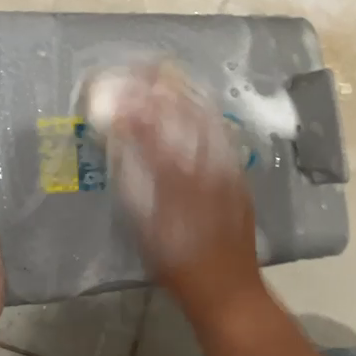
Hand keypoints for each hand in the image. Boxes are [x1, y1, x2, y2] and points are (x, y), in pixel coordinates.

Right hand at [84, 62, 266, 323]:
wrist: (228, 288)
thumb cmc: (176, 262)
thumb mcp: (144, 224)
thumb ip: (133, 178)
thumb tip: (119, 137)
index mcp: (175, 177)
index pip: (151, 126)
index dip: (135, 100)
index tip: (118, 82)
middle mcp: (203, 166)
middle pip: (182, 115)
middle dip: (162, 87)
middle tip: (144, 67)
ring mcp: (225, 170)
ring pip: (204, 121)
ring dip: (185, 95)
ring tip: (168, 76)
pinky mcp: (237, 177)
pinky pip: (220, 136)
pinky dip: (205, 115)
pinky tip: (196, 106)